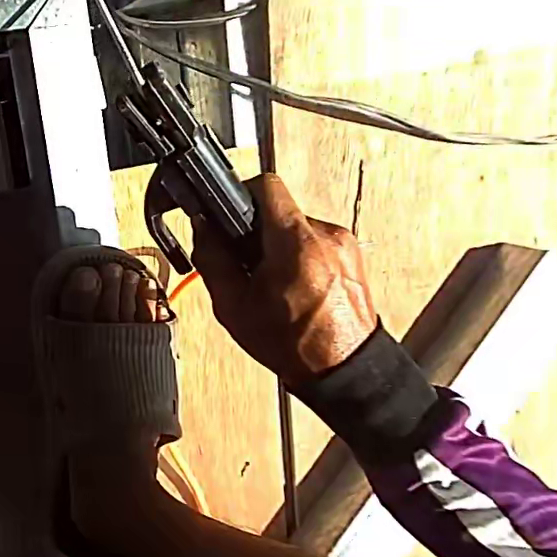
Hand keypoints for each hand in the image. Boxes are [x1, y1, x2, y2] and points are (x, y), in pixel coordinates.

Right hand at [191, 174, 378, 384]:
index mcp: (294, 243)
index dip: (239, 195)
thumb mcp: (233, 304)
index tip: (228, 213)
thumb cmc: (294, 344)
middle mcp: (326, 236)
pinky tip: (289, 284)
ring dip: (277, 244)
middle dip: (255, 229)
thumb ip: (212, 258)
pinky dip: (297, 255)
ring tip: (268, 279)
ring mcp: (344, 244)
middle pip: (278, 209)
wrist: (344, 371)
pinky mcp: (353, 256)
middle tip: (243, 260)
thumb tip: (203, 229)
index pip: (264, 186)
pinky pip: (315, 241)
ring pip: (296, 225)